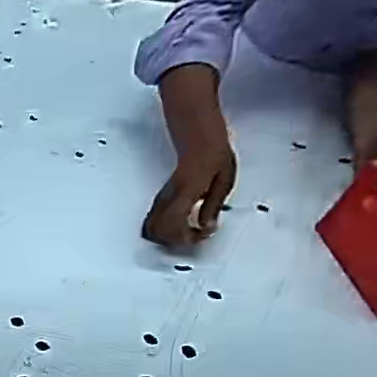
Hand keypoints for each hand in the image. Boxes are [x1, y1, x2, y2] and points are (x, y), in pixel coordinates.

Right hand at [144, 63, 235, 247]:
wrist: (197, 134)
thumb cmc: (212, 151)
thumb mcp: (224, 179)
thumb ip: (213, 207)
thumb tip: (206, 227)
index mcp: (186, 191)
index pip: (175, 226)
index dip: (188, 238)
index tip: (202, 234)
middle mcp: (169, 197)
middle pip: (158, 232)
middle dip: (176, 241)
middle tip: (194, 236)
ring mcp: (161, 198)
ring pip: (152, 228)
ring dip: (169, 237)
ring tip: (187, 233)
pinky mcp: (160, 199)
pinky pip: (153, 221)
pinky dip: (164, 230)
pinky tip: (180, 226)